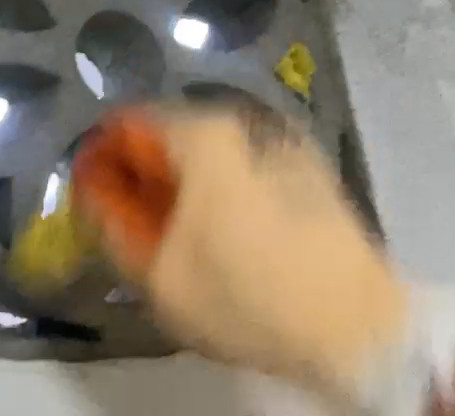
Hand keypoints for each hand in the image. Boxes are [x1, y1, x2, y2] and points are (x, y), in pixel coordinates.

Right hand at [72, 100, 407, 404]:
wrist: (364, 333)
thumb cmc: (249, 296)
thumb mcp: (160, 274)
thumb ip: (111, 224)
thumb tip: (94, 194)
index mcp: (200, 132)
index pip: (125, 122)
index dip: (101, 155)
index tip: (91, 189)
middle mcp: (240, 121)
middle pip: (169, 133)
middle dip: (143, 168)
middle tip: (131, 212)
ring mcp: (281, 142)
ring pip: (209, 150)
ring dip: (183, 177)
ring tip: (176, 225)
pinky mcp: (312, 169)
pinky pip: (246, 165)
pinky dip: (222, 185)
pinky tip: (222, 229)